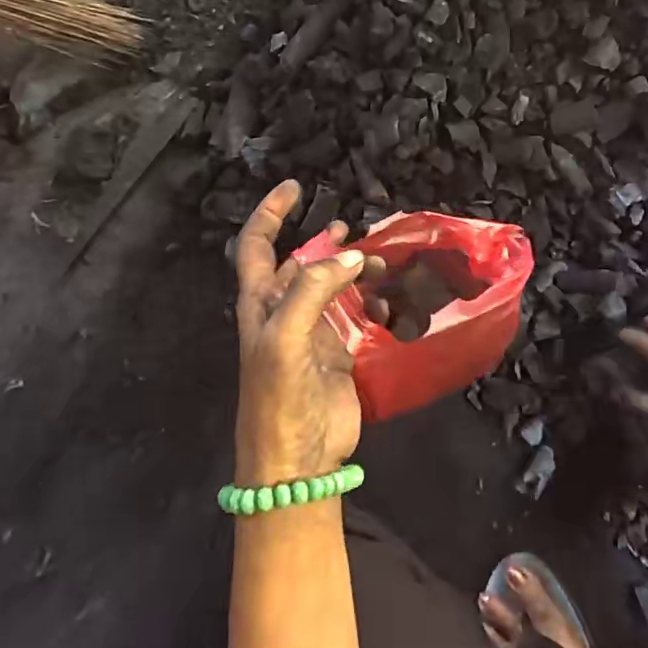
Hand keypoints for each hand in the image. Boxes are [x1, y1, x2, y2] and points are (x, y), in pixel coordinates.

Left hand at [231, 181, 380, 486]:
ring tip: (382, 262)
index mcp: (260, 301)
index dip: (271, 213)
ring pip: (334, 285)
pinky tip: (391, 300)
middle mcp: (284, 309)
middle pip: (302, 261)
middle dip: (325, 242)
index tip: (295, 187)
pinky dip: (374, 302)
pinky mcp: (338, 350)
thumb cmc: (279, 396)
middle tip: (357, 230)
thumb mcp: (285, 338)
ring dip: (355, 270)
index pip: (257, 244)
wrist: (297, 460)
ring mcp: (313, 330)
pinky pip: (357, 313)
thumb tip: (350, 257)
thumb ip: (312, 291)